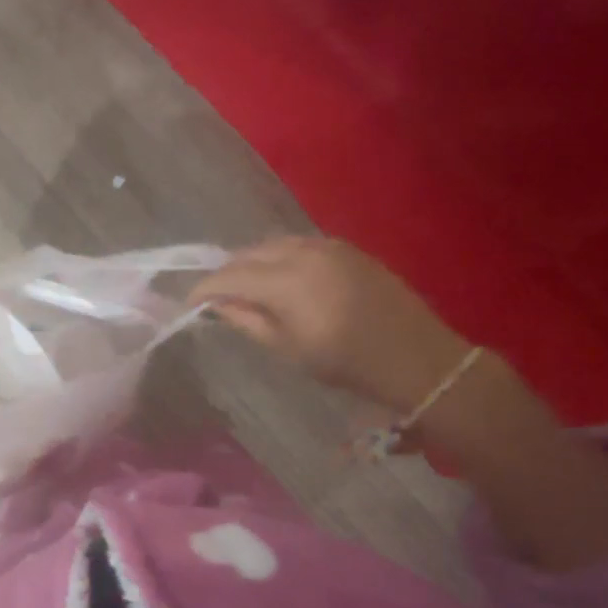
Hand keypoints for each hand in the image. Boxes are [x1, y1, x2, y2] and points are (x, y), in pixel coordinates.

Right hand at [188, 237, 470, 412]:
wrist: (418, 359)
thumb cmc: (347, 363)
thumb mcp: (289, 349)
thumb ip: (247, 320)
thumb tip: (217, 305)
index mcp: (287, 282)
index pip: (230, 276)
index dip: (205, 288)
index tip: (189, 302)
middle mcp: (304, 254)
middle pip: (249, 253)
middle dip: (227, 271)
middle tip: (215, 294)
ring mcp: (329, 247)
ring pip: (274, 244)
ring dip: (252, 260)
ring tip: (245, 283)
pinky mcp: (347, 249)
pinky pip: (299, 243)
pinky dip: (279, 255)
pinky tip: (279, 275)